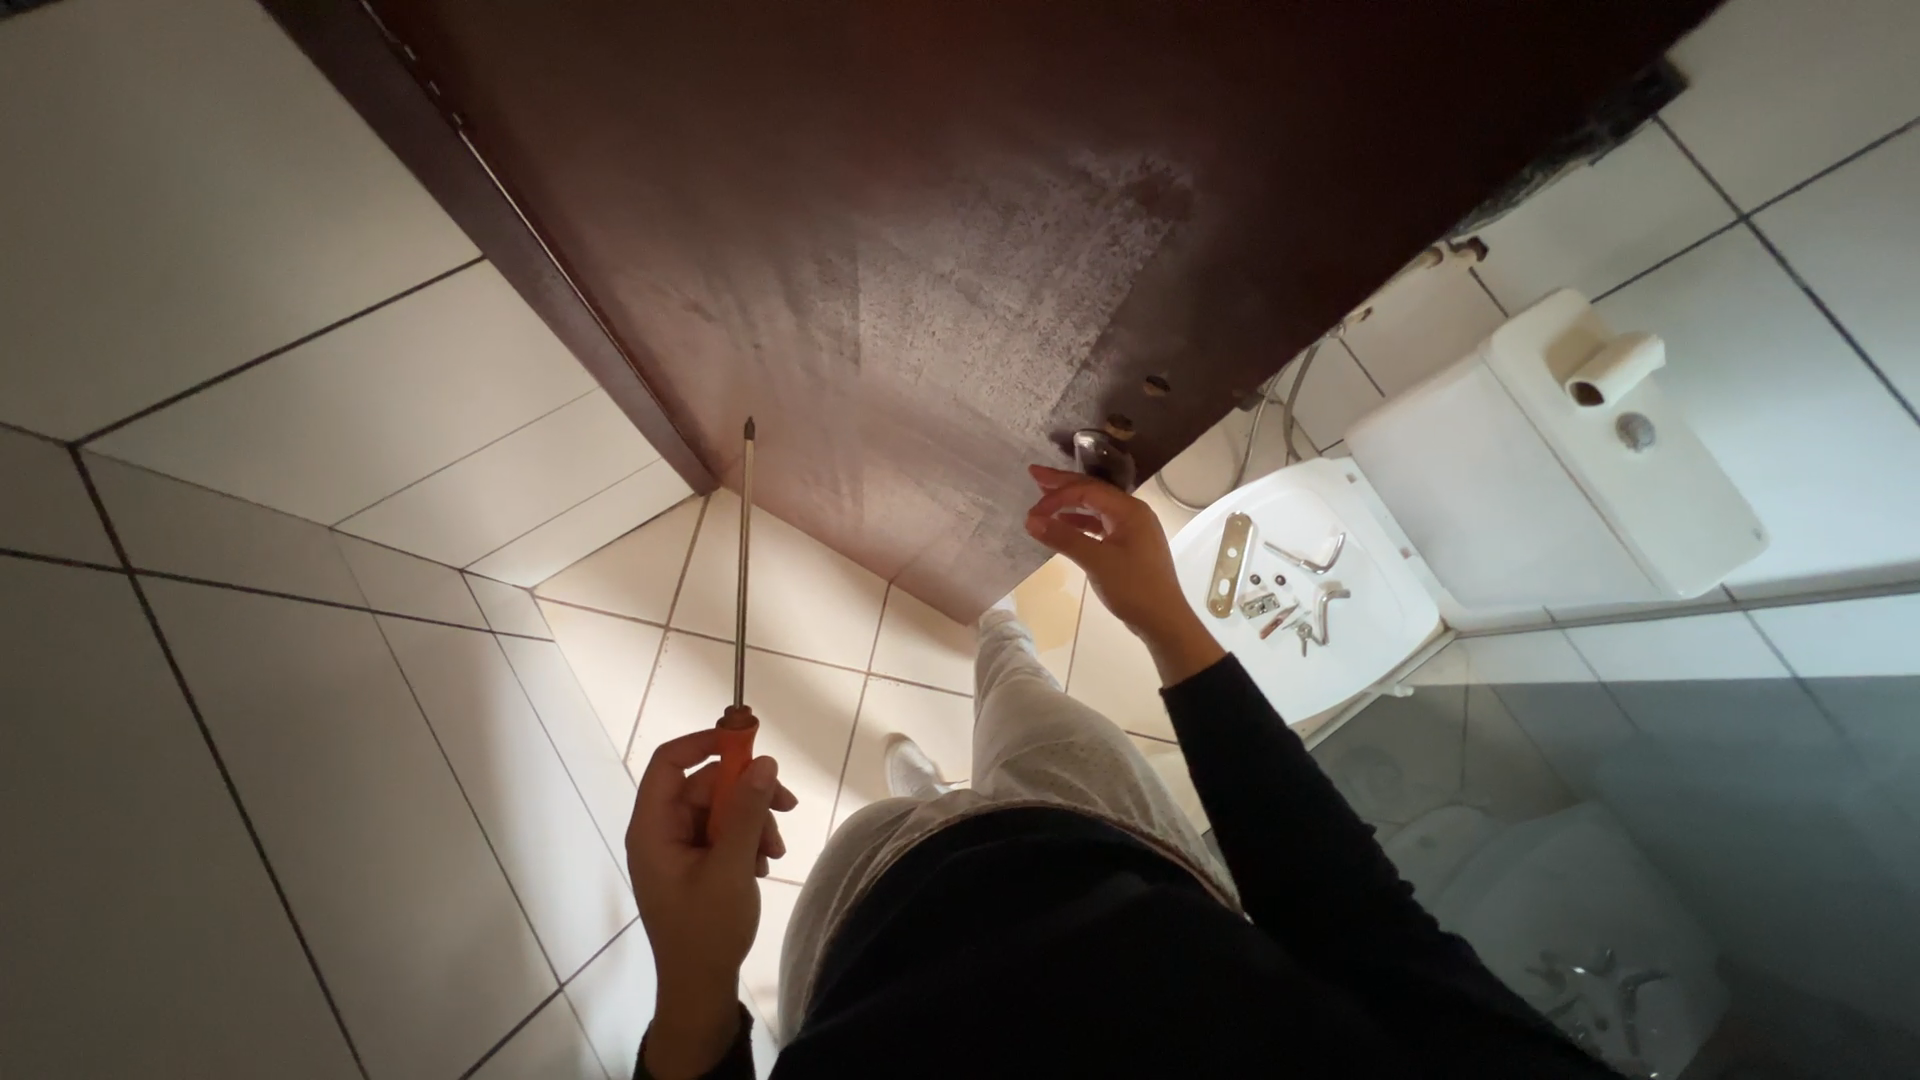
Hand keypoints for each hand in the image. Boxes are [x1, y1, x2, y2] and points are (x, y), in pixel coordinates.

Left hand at [627, 729, 796, 1078]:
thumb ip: (747, 812)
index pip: (669, 763)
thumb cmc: (705, 930)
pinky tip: (765, 862)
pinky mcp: (699, 859)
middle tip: (785, 804)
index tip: (746, 741)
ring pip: (724, 805)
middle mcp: (664, 829)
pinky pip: (727, 828)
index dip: (703, 742)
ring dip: (756, 818)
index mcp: (653, 828)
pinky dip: (750, 837)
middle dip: (749, 792)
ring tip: (775, 848)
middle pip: (707, 783)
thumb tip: (765, 762)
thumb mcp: (730, 869)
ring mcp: (682, 845)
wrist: (701, 987)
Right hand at [1024, 464, 1224, 684]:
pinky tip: (1063, 525)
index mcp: (1130, 510)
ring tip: (1044, 498)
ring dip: (1070, 504)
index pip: (1087, 491)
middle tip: (1034, 474)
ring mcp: (1133, 529)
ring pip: (1096, 508)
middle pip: (1092, 492)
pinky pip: (1101, 525)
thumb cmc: (1133, 588)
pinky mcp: (1129, 545)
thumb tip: (1031, 520)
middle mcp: (1133, 513)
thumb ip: (1064, 538)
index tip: (1033, 511)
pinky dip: (1080, 523)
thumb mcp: (1096, 561)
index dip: (1057, 496)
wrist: (1163, 620)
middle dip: (1062, 485)